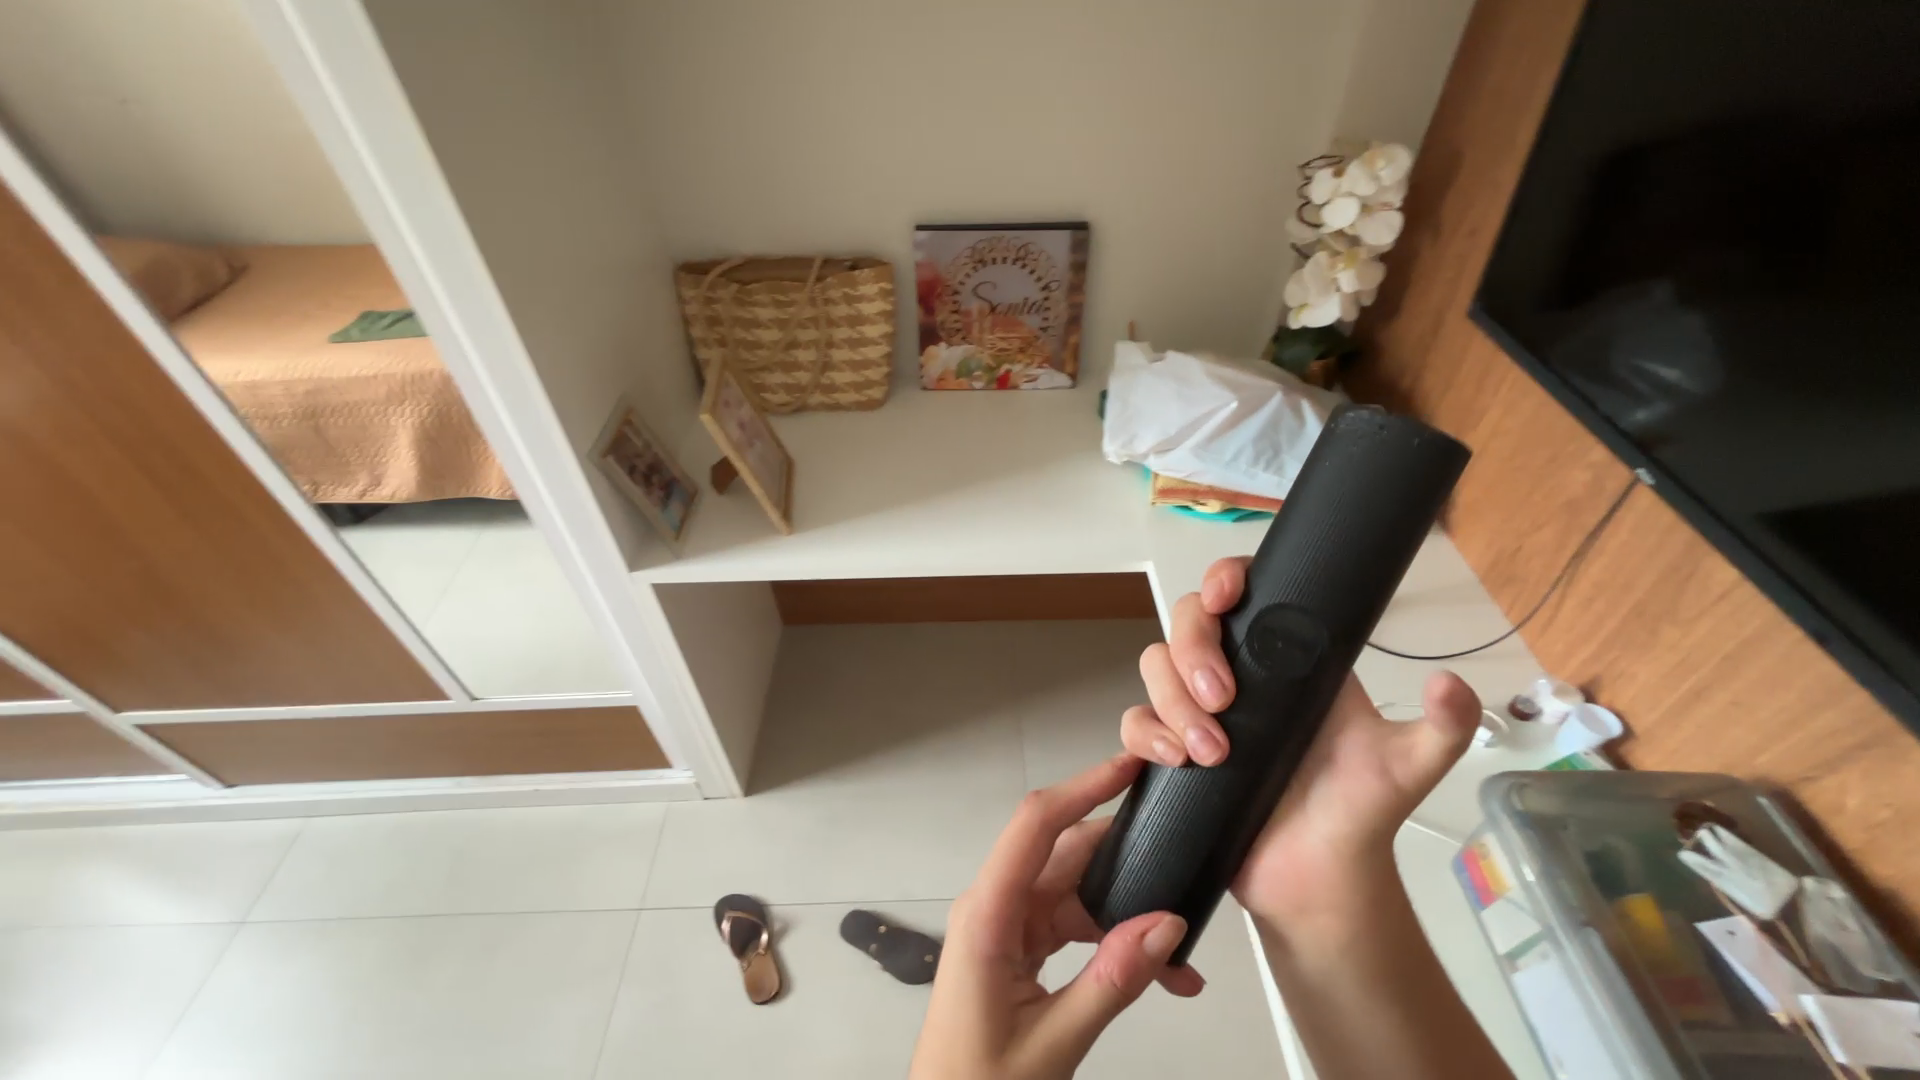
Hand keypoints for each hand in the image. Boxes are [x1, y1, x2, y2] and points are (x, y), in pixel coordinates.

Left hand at [910, 755, 1205, 1079]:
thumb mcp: (1053, 1042)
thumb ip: (1112, 981)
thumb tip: (1169, 923)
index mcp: (988, 913)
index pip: (1036, 825)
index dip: (1083, 786)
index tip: (1131, 767)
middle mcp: (996, 905)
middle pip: (1065, 855)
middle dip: (1127, 860)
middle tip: (1185, 859)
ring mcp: (1008, 925)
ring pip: (1077, 892)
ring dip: (1128, 913)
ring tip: (1184, 953)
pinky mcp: (1020, 947)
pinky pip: (1073, 925)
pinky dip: (1113, 941)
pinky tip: (1159, 972)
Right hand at [1125, 557, 1481, 925]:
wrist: (1317, 881)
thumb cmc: (1358, 813)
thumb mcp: (1409, 765)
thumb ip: (1442, 725)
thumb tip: (1450, 682)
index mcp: (1284, 661)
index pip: (1244, 595)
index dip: (1223, 580)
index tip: (1225, 595)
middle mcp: (1234, 674)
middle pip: (1186, 622)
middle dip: (1193, 649)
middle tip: (1222, 696)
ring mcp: (1195, 710)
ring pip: (1154, 664)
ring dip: (1172, 699)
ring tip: (1209, 750)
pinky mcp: (1168, 748)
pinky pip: (1135, 721)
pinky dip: (1145, 734)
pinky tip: (1174, 759)